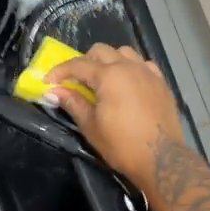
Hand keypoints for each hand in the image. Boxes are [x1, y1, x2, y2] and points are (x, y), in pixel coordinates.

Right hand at [44, 43, 184, 186]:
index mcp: (109, 76)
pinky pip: (143, 64)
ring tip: (104, 80)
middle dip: (84, 62)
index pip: (78, 65)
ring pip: (124, 53)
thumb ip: (72, 103)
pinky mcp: (161, 83)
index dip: (60, 72)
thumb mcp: (91, 126)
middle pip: (101, 51)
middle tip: (77, 81)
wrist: (162, 159)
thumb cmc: (122, 145)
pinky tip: (128, 84)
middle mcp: (129, 67)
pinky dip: (131, 68)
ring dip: (109, 61)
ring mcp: (148, 73)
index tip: (48, 82)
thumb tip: (52, 92)